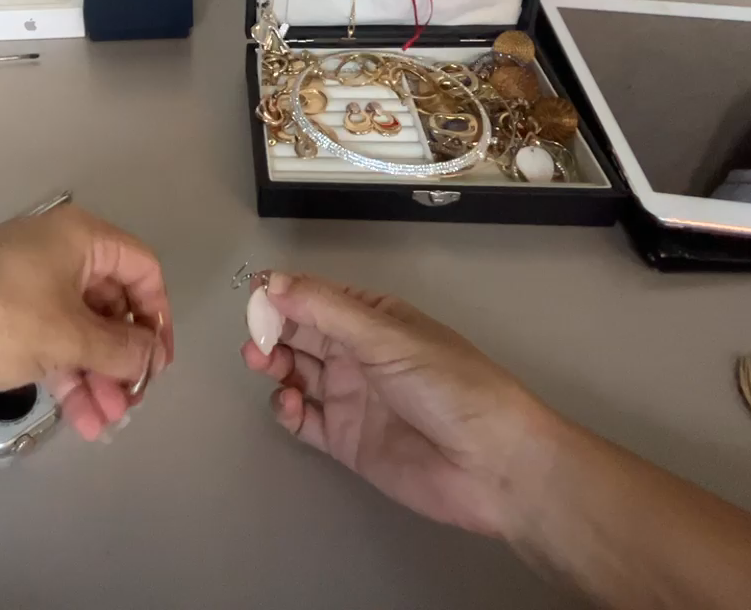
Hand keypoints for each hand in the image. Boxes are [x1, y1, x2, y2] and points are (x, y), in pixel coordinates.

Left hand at [0, 205, 173, 440]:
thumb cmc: (0, 316)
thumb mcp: (70, 335)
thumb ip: (121, 348)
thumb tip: (149, 356)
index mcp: (80, 237)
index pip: (140, 267)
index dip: (157, 314)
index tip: (159, 361)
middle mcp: (59, 253)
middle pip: (112, 302)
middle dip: (124, 354)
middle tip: (133, 399)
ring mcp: (32, 286)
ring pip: (82, 328)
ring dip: (99, 374)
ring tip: (108, 421)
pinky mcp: (9, 318)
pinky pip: (54, 342)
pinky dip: (70, 375)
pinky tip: (83, 419)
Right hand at [240, 272, 558, 538]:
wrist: (496, 468)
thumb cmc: (448, 385)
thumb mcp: (385, 337)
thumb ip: (324, 309)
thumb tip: (271, 281)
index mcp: (371, 318)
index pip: (315, 297)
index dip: (282, 294)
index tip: (255, 298)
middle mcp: (357, 353)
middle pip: (299, 332)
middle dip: (271, 330)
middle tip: (256, 339)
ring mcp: (349, 396)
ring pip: (295, 371)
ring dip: (273, 363)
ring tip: (264, 364)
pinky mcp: (344, 439)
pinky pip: (302, 418)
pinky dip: (287, 407)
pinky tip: (290, 402)